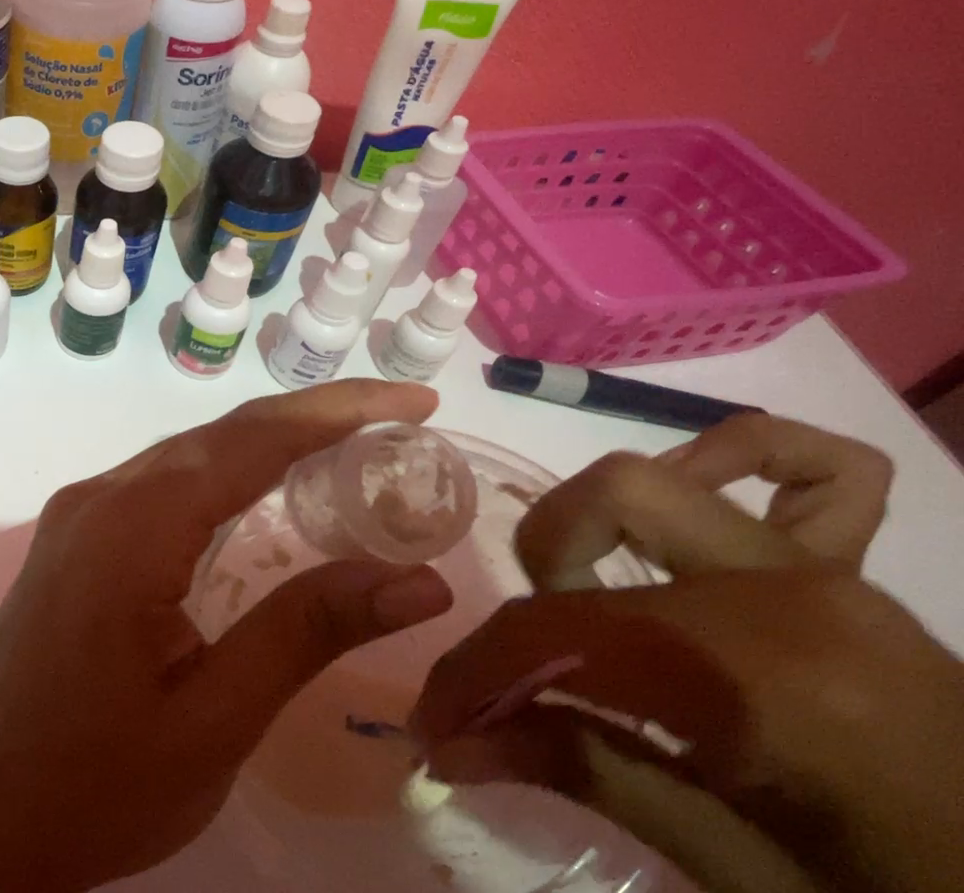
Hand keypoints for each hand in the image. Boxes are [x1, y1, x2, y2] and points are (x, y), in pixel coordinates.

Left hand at [0, 381, 455, 890]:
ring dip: (263, 451)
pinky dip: (220, 484)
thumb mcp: (215, 718)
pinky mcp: (69, 547)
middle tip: (398, 429)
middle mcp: (96, 502)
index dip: (337, 412)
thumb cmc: (95, 782)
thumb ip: (306, 633)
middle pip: (214, 439)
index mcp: (130, 528)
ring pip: (182, 461)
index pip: (248, 442)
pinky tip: (261, 506)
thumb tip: (417, 579)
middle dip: (308, 423)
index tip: (414, 402)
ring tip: (350, 456)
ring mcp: (75, 521)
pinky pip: (154, 492)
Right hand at [413, 415, 963, 892]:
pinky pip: (814, 473)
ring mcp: (832, 574)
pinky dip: (736, 463)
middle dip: (536, 568)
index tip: (436, 723)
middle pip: (609, 503)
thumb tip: (449, 745)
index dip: (476, 669)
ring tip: (587, 597)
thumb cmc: (877, 891)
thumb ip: (583, 772)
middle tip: (522, 659)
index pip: (566, 625)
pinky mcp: (854, 578)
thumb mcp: (726, 864)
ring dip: (594, 527)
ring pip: (669, 477)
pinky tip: (691, 519)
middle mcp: (796, 592)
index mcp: (763, 672)